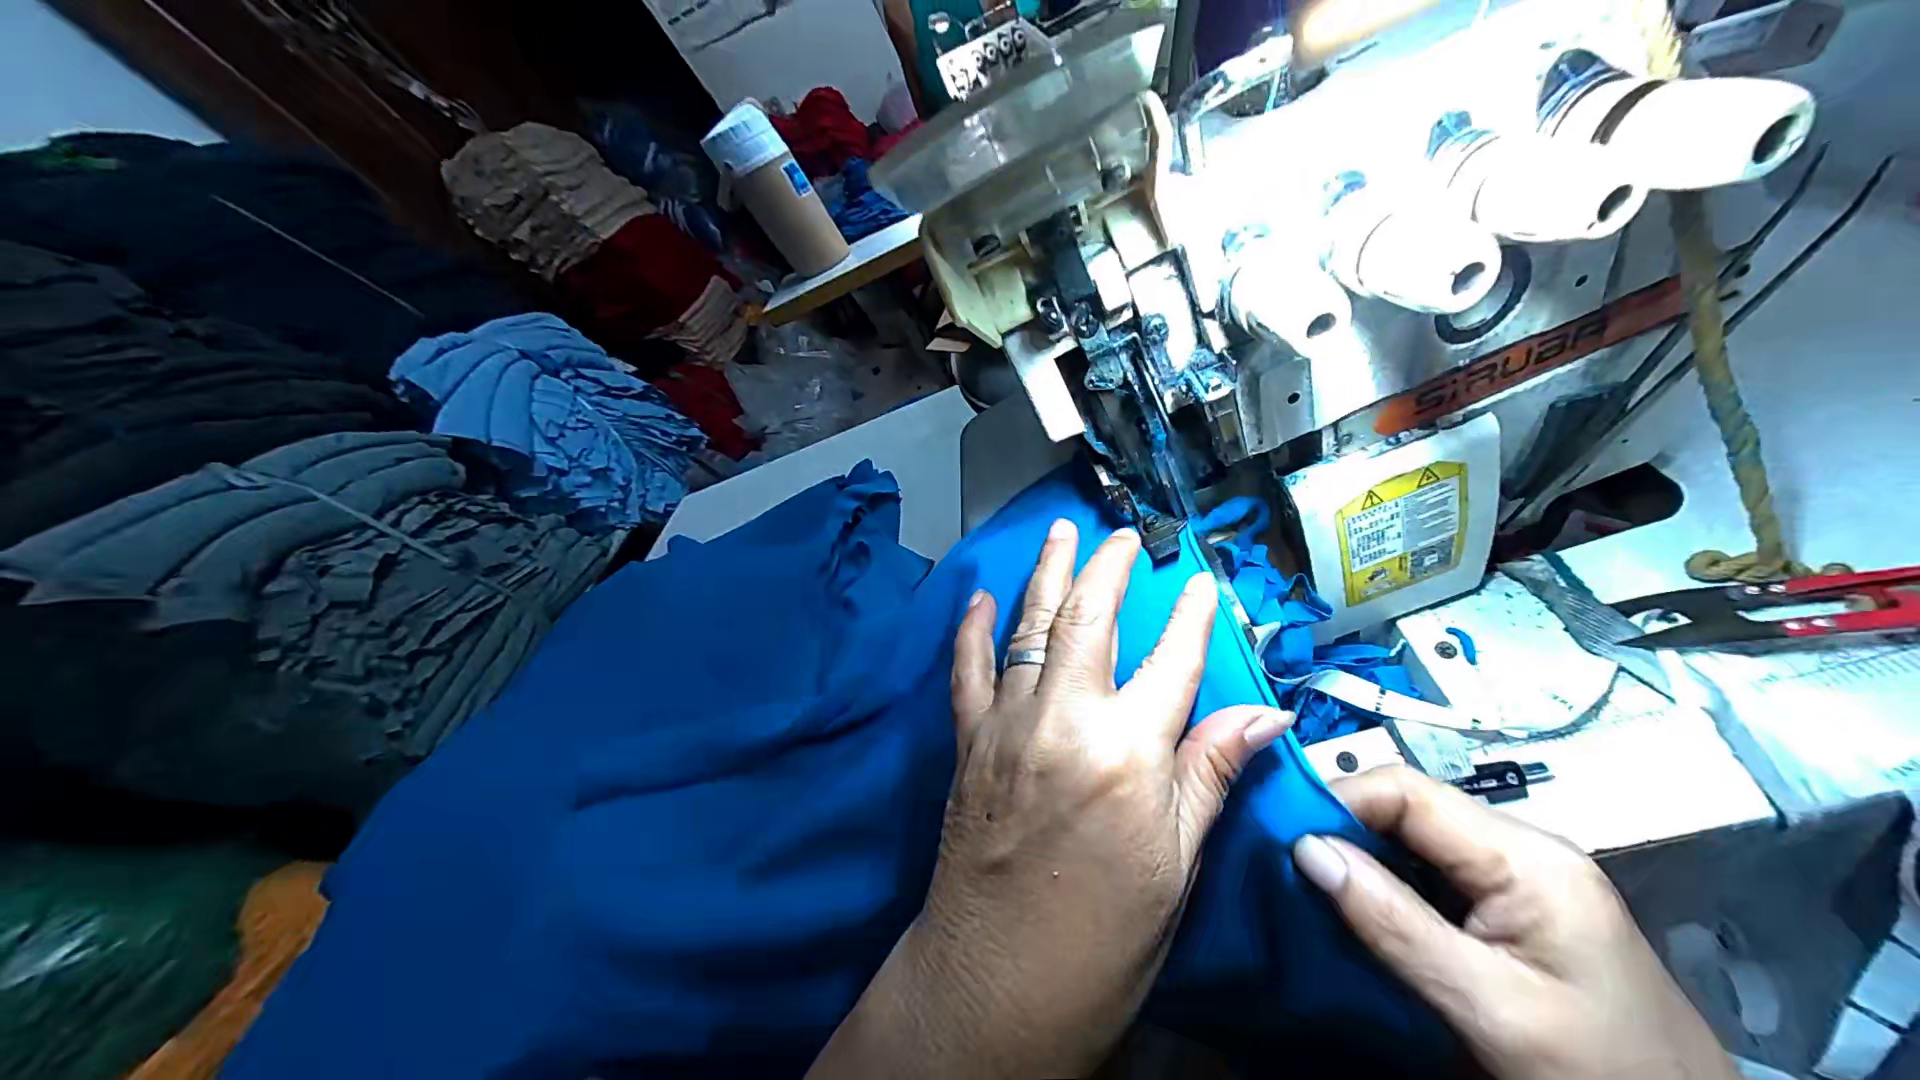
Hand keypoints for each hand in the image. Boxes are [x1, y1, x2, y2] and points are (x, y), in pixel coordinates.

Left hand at [809, 521, 1292, 1078]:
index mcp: (1128, 753)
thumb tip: (1267, 718)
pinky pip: (967, 670)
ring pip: (1028, 628)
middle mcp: (1063, 722)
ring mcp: (1007, 725)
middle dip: (1109, 568)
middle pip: (1090, 620)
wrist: (999, 980)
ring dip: (1046, 575)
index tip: (1200, 582)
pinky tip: (980, 598)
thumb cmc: (1103, 935)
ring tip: (1060, 533)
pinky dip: (972, 629)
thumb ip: (1211, 774)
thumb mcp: (1177, 862)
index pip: (1172, 663)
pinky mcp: (969, 742)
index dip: (1192, 617)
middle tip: (1123, 536)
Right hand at [1293, 766, 1735, 1079]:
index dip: (1336, 800)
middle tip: (1284, 861)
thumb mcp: (1492, 1008)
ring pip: (1409, 838)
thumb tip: (1305, 848)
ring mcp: (1516, 876)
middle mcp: (1520, 848)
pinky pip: (1426, 871)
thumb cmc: (1601, 1074)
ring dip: (1356, 856)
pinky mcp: (1508, 905)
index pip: (1405, 789)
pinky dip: (1381, 883)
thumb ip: (1395, 924)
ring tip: (1307, 882)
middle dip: (1340, 827)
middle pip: (1405, 807)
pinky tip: (1354, 906)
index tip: (1281, 837)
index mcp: (1528, 857)